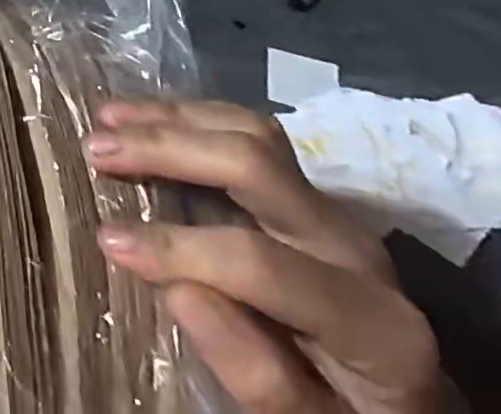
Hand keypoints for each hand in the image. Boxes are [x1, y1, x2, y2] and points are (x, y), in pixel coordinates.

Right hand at [86, 100, 443, 413]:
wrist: (402, 394)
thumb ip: (252, 371)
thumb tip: (177, 290)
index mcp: (369, 321)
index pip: (260, 264)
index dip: (179, 248)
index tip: (107, 241)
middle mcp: (352, 243)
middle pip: (257, 166)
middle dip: (169, 149)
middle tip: (98, 149)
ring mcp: (331, 207)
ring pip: (253, 131)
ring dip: (175, 118)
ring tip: (111, 116)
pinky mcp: (308, 190)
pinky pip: (251, 133)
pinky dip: (193, 117)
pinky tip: (152, 116)